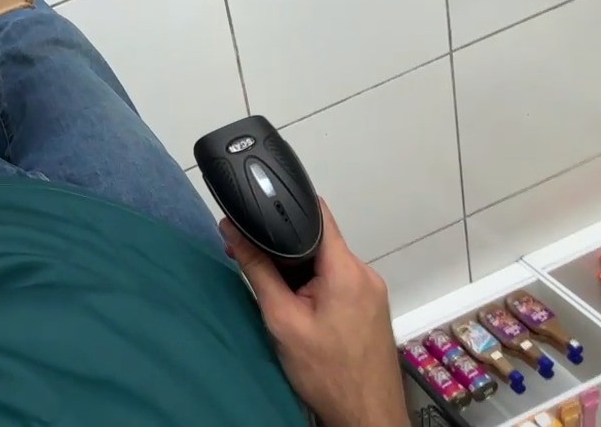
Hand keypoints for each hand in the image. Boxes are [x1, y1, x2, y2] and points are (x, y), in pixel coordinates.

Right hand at [221, 202, 406, 426]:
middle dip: (281, 242)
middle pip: (317, 239)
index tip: (257, 197)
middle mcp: (364, 273)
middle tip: (245, 250)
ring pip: (324, 260)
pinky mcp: (369, 308)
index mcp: (346, 269)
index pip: (317, 214)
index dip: (287, 201)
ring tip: (264, 278)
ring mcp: (370, 292)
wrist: (366, 421)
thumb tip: (230, 228)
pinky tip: (291, 298)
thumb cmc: (325, 371)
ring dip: (295, 264)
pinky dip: (311, 281)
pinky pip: (335, 278)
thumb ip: (256, 268)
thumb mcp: (281, 317)